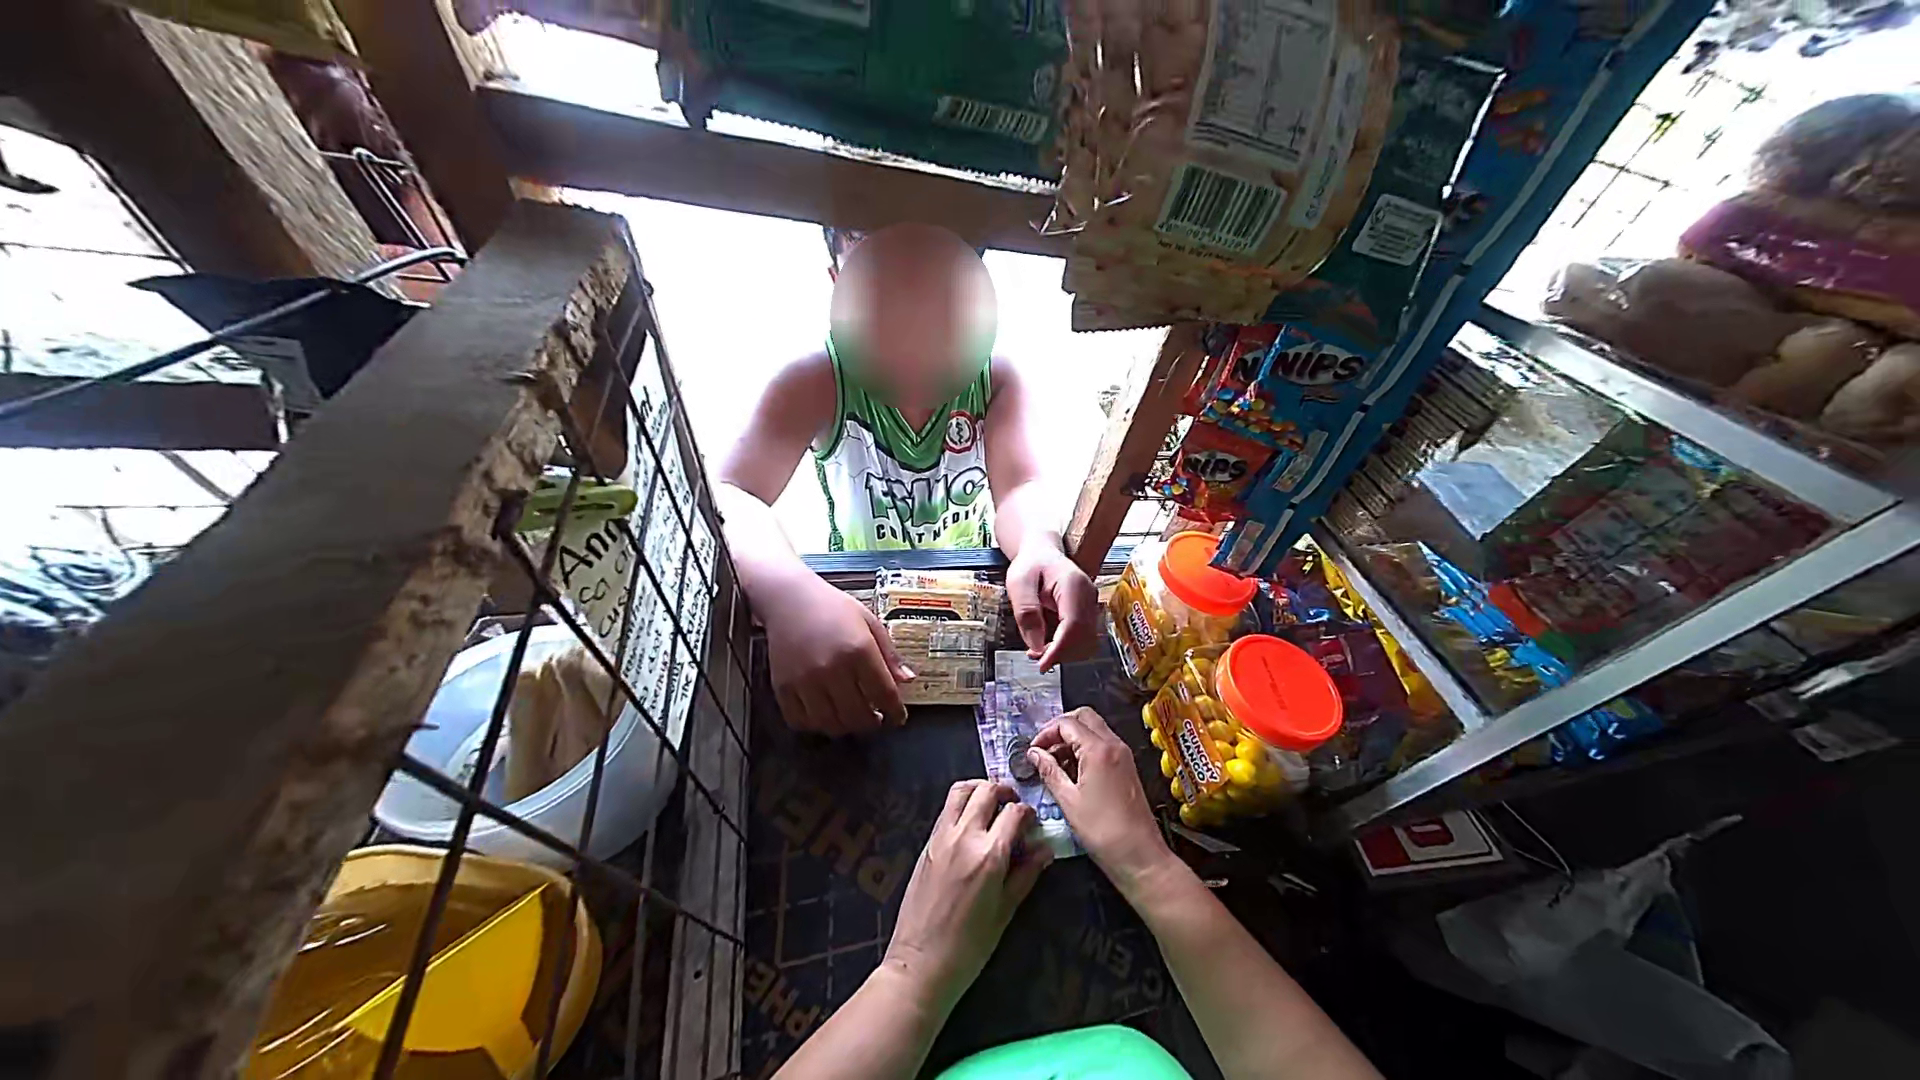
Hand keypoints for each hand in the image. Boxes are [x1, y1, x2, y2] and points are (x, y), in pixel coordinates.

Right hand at [763, 577, 911, 733]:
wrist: (789, 599)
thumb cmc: (833, 608)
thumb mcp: (869, 622)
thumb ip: (889, 654)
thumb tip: (908, 680)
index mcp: (859, 650)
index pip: (884, 694)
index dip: (896, 712)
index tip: (899, 717)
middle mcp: (833, 669)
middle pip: (859, 715)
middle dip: (872, 723)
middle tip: (876, 719)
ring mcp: (805, 681)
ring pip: (831, 724)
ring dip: (846, 727)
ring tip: (852, 718)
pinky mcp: (783, 687)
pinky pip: (800, 721)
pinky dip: (816, 725)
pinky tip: (825, 714)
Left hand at [883, 781, 1052, 1012]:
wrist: (922, 962)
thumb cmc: (970, 946)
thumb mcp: (1006, 911)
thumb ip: (1026, 874)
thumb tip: (1045, 849)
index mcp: (989, 855)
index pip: (1014, 813)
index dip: (1028, 813)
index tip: (1033, 822)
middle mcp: (965, 836)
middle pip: (986, 791)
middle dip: (1005, 791)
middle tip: (1014, 804)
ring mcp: (942, 836)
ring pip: (961, 791)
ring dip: (979, 789)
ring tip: (991, 802)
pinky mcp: (928, 842)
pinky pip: (947, 809)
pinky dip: (962, 803)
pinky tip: (971, 821)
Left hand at [1006, 544, 1097, 670]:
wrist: (1042, 552)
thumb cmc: (1030, 564)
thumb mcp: (1019, 583)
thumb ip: (1027, 612)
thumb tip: (1037, 645)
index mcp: (1073, 584)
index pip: (1073, 625)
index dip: (1060, 649)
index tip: (1043, 664)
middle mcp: (1088, 595)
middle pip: (1083, 637)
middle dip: (1059, 653)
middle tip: (1033, 655)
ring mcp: (1091, 604)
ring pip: (1085, 641)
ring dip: (1063, 651)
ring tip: (1038, 649)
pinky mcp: (1088, 612)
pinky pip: (1082, 636)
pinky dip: (1066, 645)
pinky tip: (1048, 643)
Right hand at [1026, 708, 1173, 895]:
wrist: (1141, 856)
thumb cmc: (1103, 831)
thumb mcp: (1068, 801)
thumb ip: (1049, 771)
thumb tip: (1034, 753)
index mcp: (1099, 750)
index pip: (1067, 723)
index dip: (1045, 733)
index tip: (1033, 750)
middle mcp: (1114, 745)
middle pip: (1084, 717)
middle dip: (1060, 727)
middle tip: (1044, 748)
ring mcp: (1123, 754)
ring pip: (1094, 728)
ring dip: (1073, 737)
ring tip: (1054, 762)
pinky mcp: (1126, 766)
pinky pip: (1103, 743)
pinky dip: (1085, 747)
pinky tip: (1072, 770)